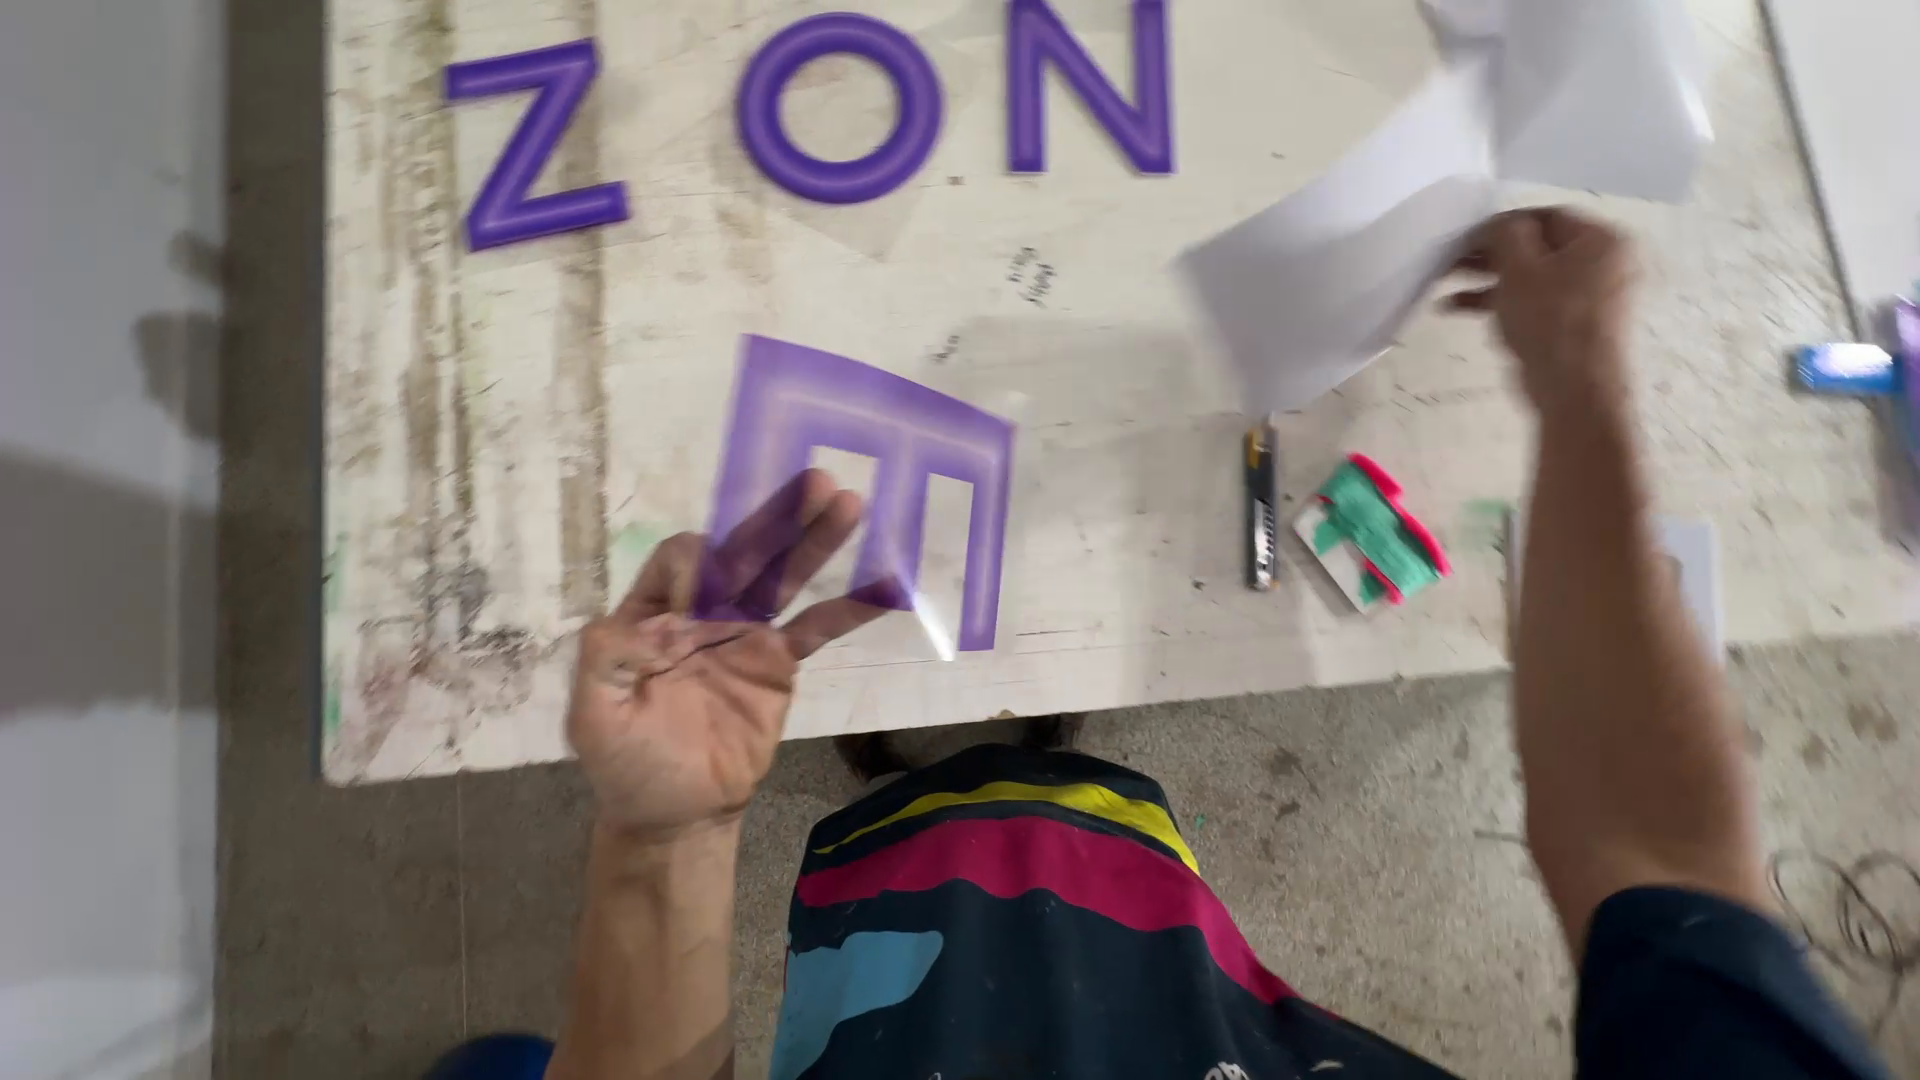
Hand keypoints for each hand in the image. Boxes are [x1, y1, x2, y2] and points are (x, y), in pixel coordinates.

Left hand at [566, 469, 886, 838]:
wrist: (678, 810)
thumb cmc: (627, 762)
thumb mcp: (594, 714)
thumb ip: (607, 660)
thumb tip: (660, 621)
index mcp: (654, 612)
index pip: (681, 560)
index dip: (699, 564)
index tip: (707, 601)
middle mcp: (704, 609)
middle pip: (744, 552)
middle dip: (777, 518)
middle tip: (817, 481)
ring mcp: (747, 631)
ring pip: (785, 577)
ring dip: (816, 541)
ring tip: (850, 505)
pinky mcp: (781, 660)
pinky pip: (819, 628)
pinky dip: (851, 607)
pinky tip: (887, 583)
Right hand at [1444, 207, 1638, 419]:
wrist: (1574, 386)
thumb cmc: (1550, 320)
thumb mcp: (1520, 270)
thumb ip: (1506, 237)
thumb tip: (1495, 224)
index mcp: (1602, 239)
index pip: (1545, 216)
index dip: (1501, 224)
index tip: (1463, 238)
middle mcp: (1602, 261)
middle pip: (1536, 247)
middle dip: (1488, 255)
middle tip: (1449, 262)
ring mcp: (1588, 293)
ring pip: (1529, 276)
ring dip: (1486, 280)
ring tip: (1445, 288)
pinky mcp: (1571, 321)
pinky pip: (1533, 300)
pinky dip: (1500, 301)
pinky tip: (1460, 308)